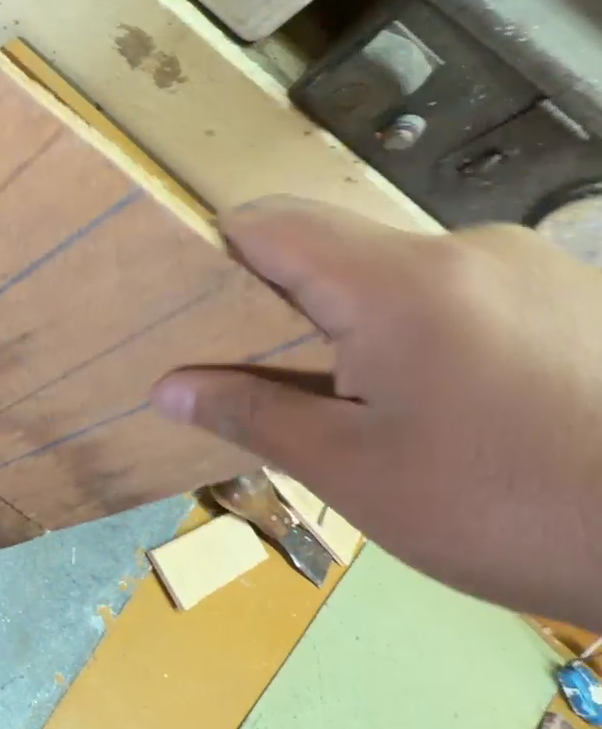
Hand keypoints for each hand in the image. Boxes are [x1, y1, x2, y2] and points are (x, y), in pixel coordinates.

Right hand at [151, 198, 601, 624]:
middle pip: (330, 251)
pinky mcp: (578, 302)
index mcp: (402, 282)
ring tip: (354, 410)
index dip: (213, 257)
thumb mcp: (349, 469)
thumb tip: (167, 389)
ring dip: (349, 330)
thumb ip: (250, 414)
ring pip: (393, 279)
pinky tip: (440, 410)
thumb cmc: (504, 504)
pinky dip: (414, 338)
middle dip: (278, 311)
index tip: (186, 316)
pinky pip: (456, 299)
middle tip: (257, 385)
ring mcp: (537, 271)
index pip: (269, 223)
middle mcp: (470, 252)